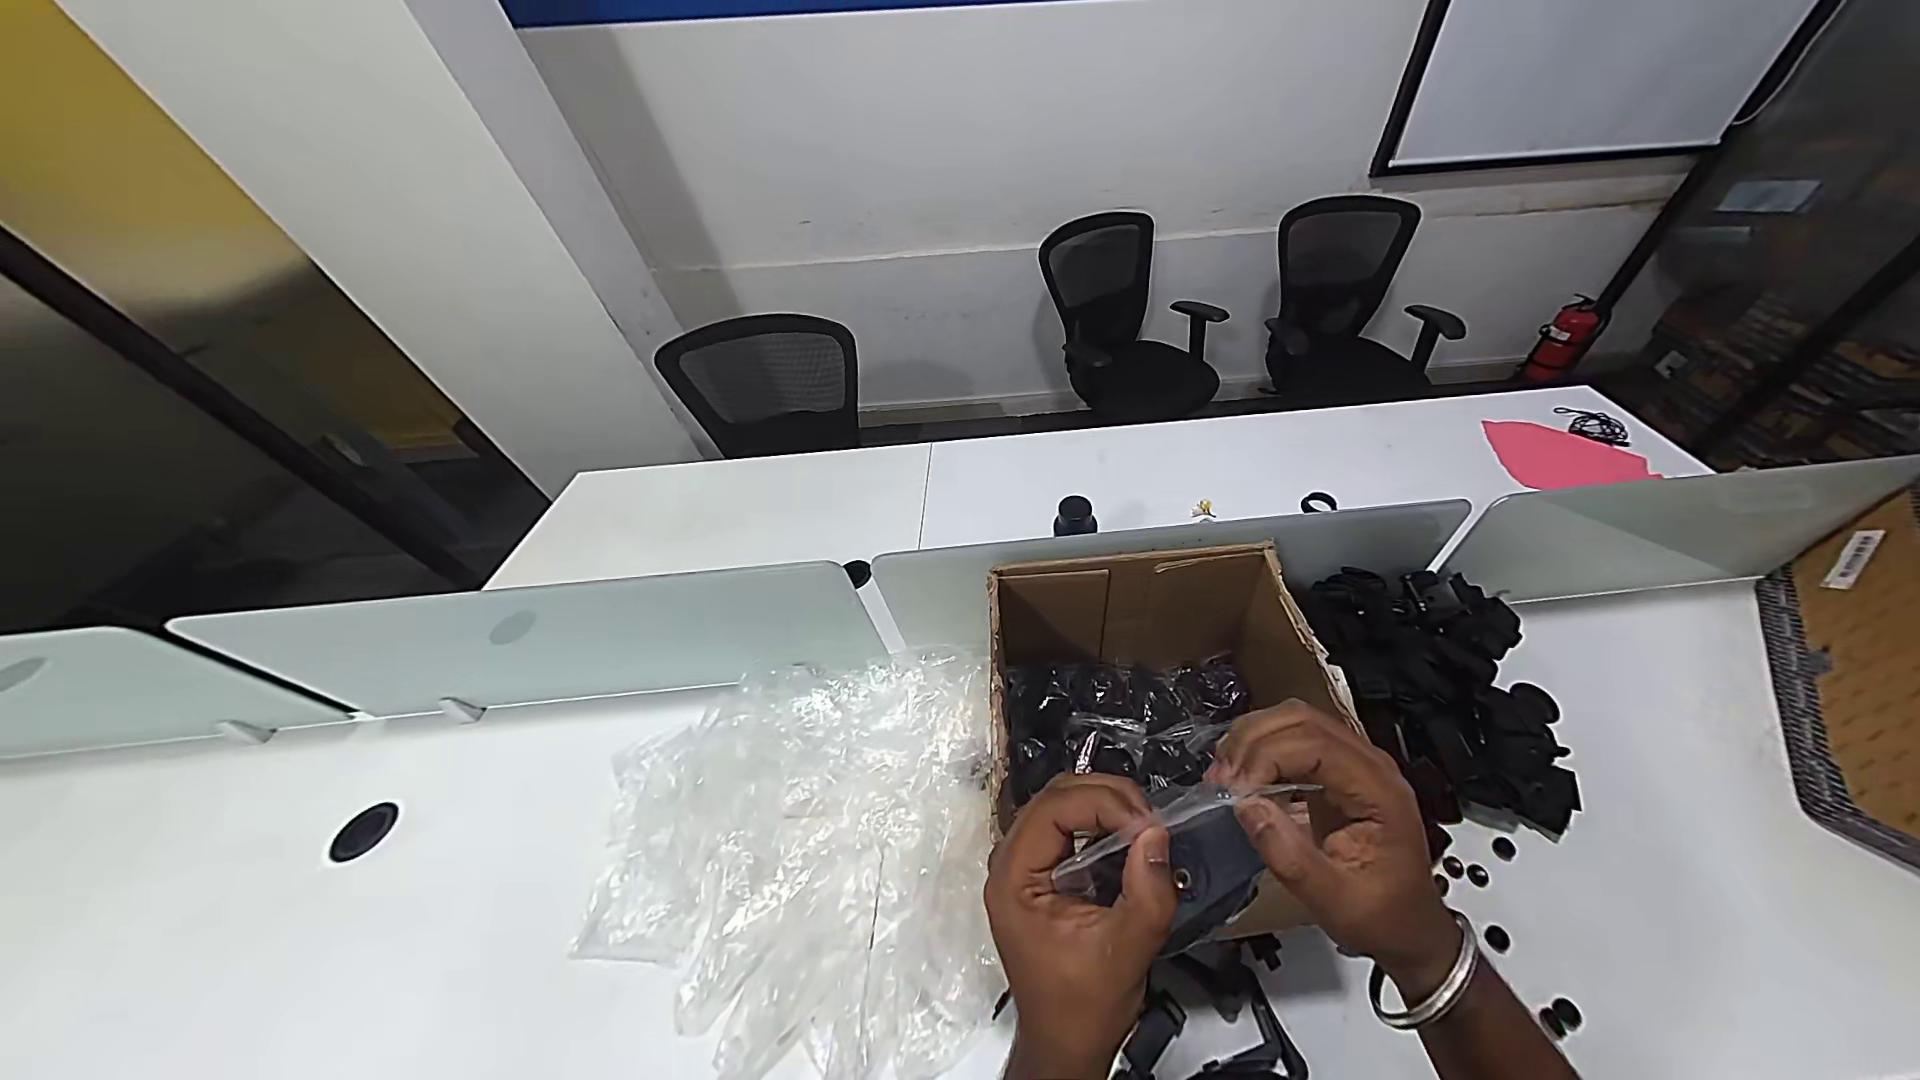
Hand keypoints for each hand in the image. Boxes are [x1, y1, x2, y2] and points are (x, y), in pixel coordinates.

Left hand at [985, 774, 1177, 1079]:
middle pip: (1057, 796)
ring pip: (1064, 803)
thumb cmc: (1078, 1008)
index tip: (1144, 824)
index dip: (1103, 804)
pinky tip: (1129, 838)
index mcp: (1013, 876)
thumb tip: (1156, 835)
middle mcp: (1011, 860)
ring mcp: (1026, 861)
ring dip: (1107, 805)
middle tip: (1149, 820)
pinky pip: (1072, 824)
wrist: (1066, 1041)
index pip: (1054, 808)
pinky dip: (1103, 822)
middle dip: (1108, 798)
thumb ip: (1146, 894)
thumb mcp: (1123, 953)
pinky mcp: (1045, 866)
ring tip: (1144, 827)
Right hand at [1208, 700, 1461, 998]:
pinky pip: (1288, 736)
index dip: (1266, 757)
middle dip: (1251, 740)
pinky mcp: (1331, 766)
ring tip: (1225, 774)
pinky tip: (1238, 773)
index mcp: (1379, 791)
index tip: (1236, 789)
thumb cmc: (1381, 917)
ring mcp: (1351, 761)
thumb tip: (1246, 806)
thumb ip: (1290, 858)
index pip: (1314, 744)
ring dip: (1250, 739)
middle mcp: (1368, 764)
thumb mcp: (1335, 902)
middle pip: (1299, 719)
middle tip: (1222, 777)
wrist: (1407, 927)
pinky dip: (1256, 747)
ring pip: (1290, 719)